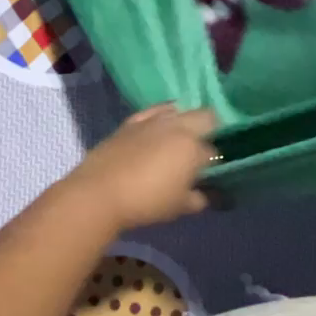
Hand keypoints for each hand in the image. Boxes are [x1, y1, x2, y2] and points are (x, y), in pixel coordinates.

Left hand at [66, 104, 219, 230]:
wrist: (99, 193)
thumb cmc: (146, 202)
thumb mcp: (180, 206)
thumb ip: (201, 198)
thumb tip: (211, 195)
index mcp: (193, 147)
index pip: (215, 150)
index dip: (216, 162)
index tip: (211, 173)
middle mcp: (177, 126)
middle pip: (205, 117)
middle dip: (209, 130)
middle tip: (201, 150)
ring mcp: (152, 120)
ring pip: (180, 110)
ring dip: (186, 120)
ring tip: (180, 138)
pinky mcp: (130, 122)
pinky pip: (154, 111)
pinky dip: (162, 115)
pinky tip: (159, 127)